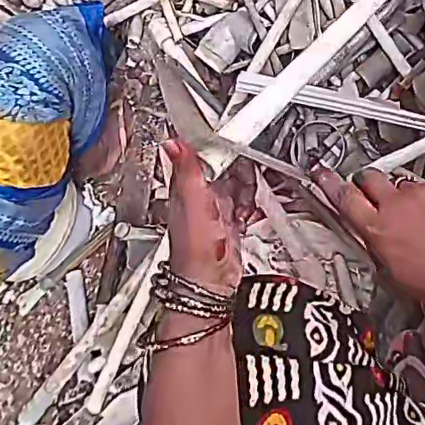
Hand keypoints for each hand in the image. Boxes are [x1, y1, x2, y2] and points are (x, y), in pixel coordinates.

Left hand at [165, 140, 240, 293]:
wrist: (210, 282)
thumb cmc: (194, 247)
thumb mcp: (191, 199)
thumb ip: (186, 169)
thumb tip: (172, 143)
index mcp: (186, 187)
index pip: (201, 156)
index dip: (218, 147)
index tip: (234, 141)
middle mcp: (201, 197)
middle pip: (225, 170)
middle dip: (240, 167)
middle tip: (249, 170)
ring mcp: (217, 211)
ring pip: (237, 186)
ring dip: (248, 187)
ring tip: (248, 195)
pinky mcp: (231, 224)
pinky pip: (245, 205)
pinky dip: (251, 205)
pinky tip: (249, 211)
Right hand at [312, 168, 424, 308]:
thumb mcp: (390, 270)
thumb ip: (373, 243)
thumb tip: (367, 233)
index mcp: (376, 229)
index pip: (344, 197)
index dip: (329, 183)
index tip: (323, 176)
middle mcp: (393, 206)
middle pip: (367, 178)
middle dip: (366, 183)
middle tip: (372, 196)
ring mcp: (415, 195)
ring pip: (396, 182)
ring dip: (398, 195)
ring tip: (411, 216)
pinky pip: (421, 186)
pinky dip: (423, 197)